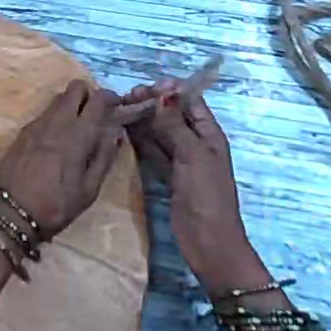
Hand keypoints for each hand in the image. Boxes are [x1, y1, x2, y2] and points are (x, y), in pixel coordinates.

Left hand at [0, 80, 122, 237]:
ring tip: (78, 126)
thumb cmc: (57, 203)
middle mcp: (58, 120)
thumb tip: (116, 132)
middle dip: (88, 94)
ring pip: (59, 97)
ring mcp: (39, 122)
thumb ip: (104, 157)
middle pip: (75, 87)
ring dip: (72, 103)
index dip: (109, 96)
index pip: (97, 99)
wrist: (12, 208)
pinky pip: (46, 111)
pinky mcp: (25, 128)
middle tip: (95, 113)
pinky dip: (57, 115)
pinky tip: (58, 137)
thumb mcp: (89, 189)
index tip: (116, 103)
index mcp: (78, 134)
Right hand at [122, 80, 263, 290]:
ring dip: (143, 118)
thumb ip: (175, 123)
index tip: (147, 86)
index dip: (171, 91)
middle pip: (172, 114)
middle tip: (128, 97)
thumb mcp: (192, 155)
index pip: (191, 101)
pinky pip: (152, 149)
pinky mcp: (168, 175)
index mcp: (209, 135)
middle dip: (153, 102)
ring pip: (160, 130)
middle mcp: (195, 143)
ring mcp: (181, 160)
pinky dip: (140, 138)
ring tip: (121, 108)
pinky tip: (123, 129)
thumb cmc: (206, 195)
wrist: (209, 244)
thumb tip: (164, 91)